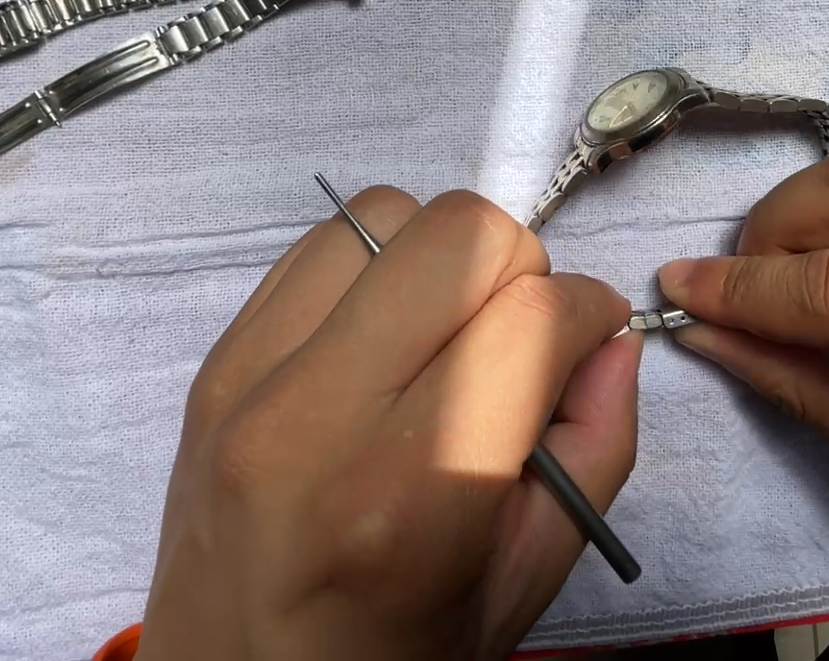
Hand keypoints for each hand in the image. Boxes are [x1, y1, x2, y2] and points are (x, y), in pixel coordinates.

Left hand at [138, 189, 639, 660]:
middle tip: (513, 330)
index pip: (530, 320)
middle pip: (459, 234)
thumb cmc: (398, 650)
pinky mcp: (219, 349)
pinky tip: (381, 326)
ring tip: (442, 326)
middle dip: (519, 264)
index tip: (588, 337)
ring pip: (388, 211)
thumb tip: (610, 332)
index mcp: (411, 493)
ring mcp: (250, 371)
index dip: (587, 310)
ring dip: (444, 253)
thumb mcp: (528, 574)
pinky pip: (323, 239)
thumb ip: (598, 442)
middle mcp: (316, 414)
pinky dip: (378, 258)